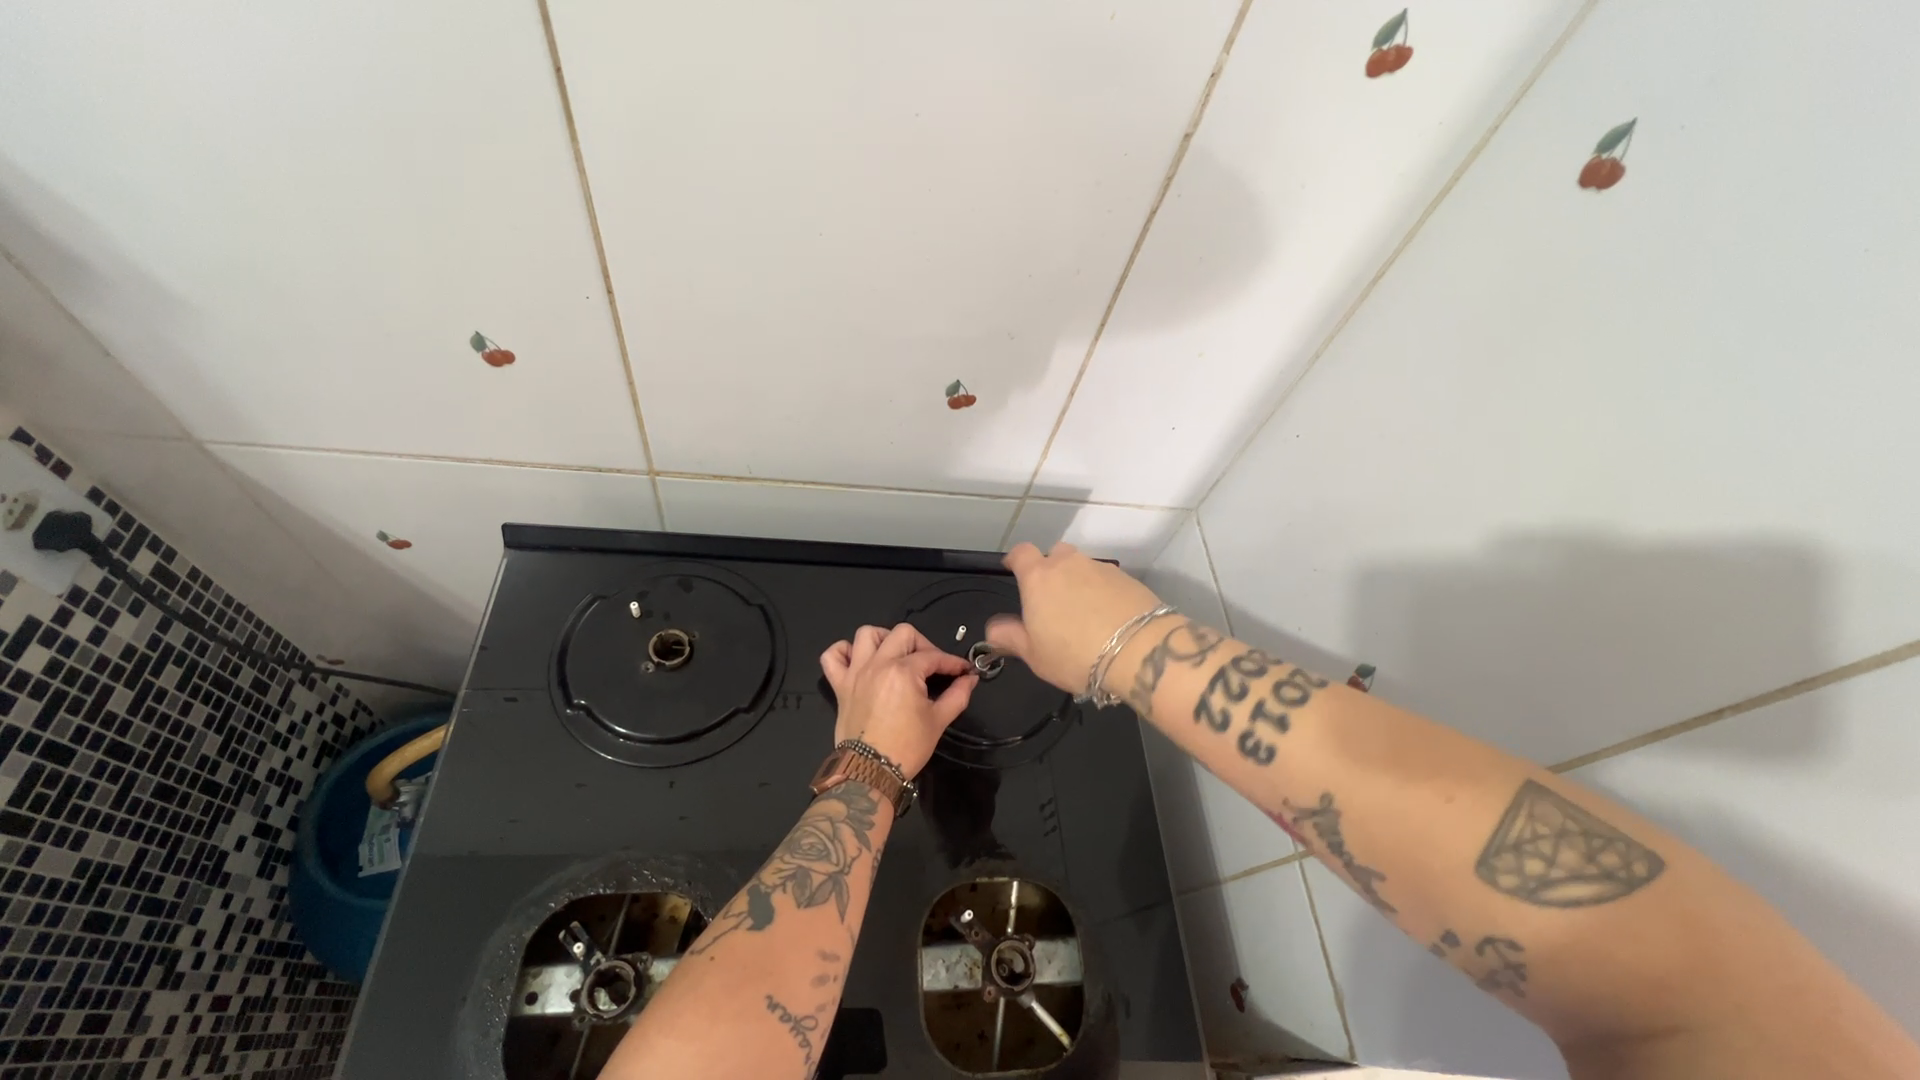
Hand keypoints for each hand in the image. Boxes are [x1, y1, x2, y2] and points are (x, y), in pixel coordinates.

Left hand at [819, 623, 976, 780]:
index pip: (934, 656)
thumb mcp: (939, 720)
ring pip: (866, 635)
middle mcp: (878, 664)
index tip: (963, 671)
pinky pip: (832, 656)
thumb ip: (957, 695)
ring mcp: (856, 672)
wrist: (870, 771)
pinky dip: (844, 652)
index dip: (952, 663)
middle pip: (903, 634)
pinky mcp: (840, 685)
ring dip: (884, 639)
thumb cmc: (907, 747)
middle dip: (924, 645)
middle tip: (932, 665)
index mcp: (904, 672)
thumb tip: (970, 679)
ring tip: (896, 655)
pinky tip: (859, 660)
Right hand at [984, 542, 1164, 694]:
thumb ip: (1010, 637)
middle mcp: (1069, 564)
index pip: (1021, 553)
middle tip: (1051, 598)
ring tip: (1083, 613)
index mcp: (1038, 578)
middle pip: (1055, 555)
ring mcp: (1101, 568)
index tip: (1013, 569)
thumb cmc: (1075, 654)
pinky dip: (1102, 592)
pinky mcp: (1128, 579)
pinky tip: (1108, 617)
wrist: (1139, 651)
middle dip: (1050, 570)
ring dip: (1079, 582)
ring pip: (1083, 567)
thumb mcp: (1034, 655)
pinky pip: (1107, 580)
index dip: (1015, 559)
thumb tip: (993, 629)